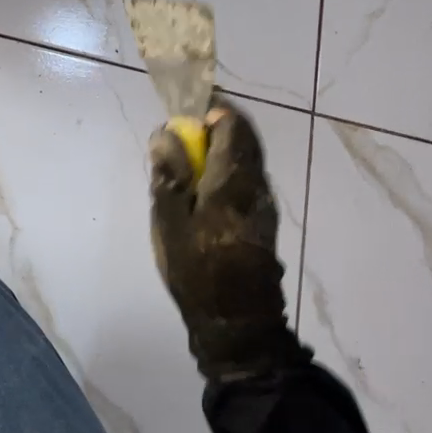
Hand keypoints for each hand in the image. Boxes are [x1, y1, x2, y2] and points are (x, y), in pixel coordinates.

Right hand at [149, 100, 307, 381]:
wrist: (236, 323)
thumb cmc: (196, 270)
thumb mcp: (169, 222)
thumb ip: (168, 175)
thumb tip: (167, 134)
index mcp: (233, 183)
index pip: (233, 126)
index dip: (210, 109)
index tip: (183, 110)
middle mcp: (257, 188)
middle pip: (244, 140)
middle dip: (214, 126)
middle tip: (181, 131)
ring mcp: (264, 205)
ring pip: (246, 159)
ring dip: (219, 148)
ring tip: (185, 158)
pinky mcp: (262, 221)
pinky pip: (245, 179)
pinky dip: (224, 169)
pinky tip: (200, 187)